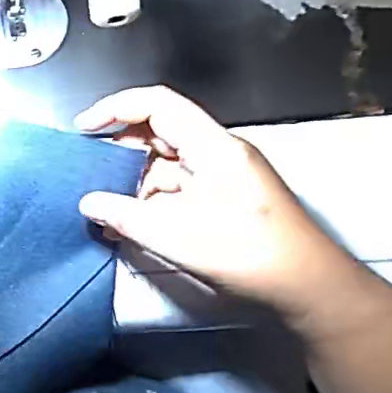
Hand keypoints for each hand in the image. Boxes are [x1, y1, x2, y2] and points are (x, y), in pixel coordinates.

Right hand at [75, 86, 369, 324]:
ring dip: (133, 183)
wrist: (307, 287)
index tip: (85, 128)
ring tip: (105, 210)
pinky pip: (178, 188)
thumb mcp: (178, 236)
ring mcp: (221, 176)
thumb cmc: (252, 255)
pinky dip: (150, 201)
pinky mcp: (222, 199)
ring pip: (165, 164)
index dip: (116, 109)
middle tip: (89, 173)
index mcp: (213, 147)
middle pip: (159, 133)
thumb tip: (89, 204)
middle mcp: (217, 153)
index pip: (158, 105)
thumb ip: (126, 217)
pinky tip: (129, 224)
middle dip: (120, 151)